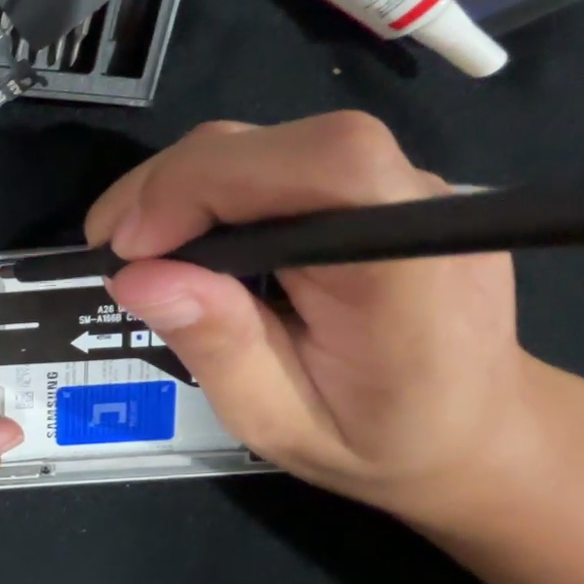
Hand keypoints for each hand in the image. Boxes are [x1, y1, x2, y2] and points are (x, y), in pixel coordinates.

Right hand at [88, 112, 543, 519]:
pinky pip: (261, 159)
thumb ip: (219, 348)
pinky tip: (172, 236)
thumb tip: (133, 277)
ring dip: (172, 186)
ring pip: (258, 143)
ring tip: (132, 248)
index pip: (327, 167)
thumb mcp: (280, 422)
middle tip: (108, 250)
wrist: (474, 427)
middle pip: (275, 145)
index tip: (133, 247)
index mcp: (410, 275)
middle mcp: (412, 209)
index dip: (212, 182)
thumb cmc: (379, 439)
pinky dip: (196, 189)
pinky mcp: (360, 184)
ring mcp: (390, 187)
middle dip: (168, 186)